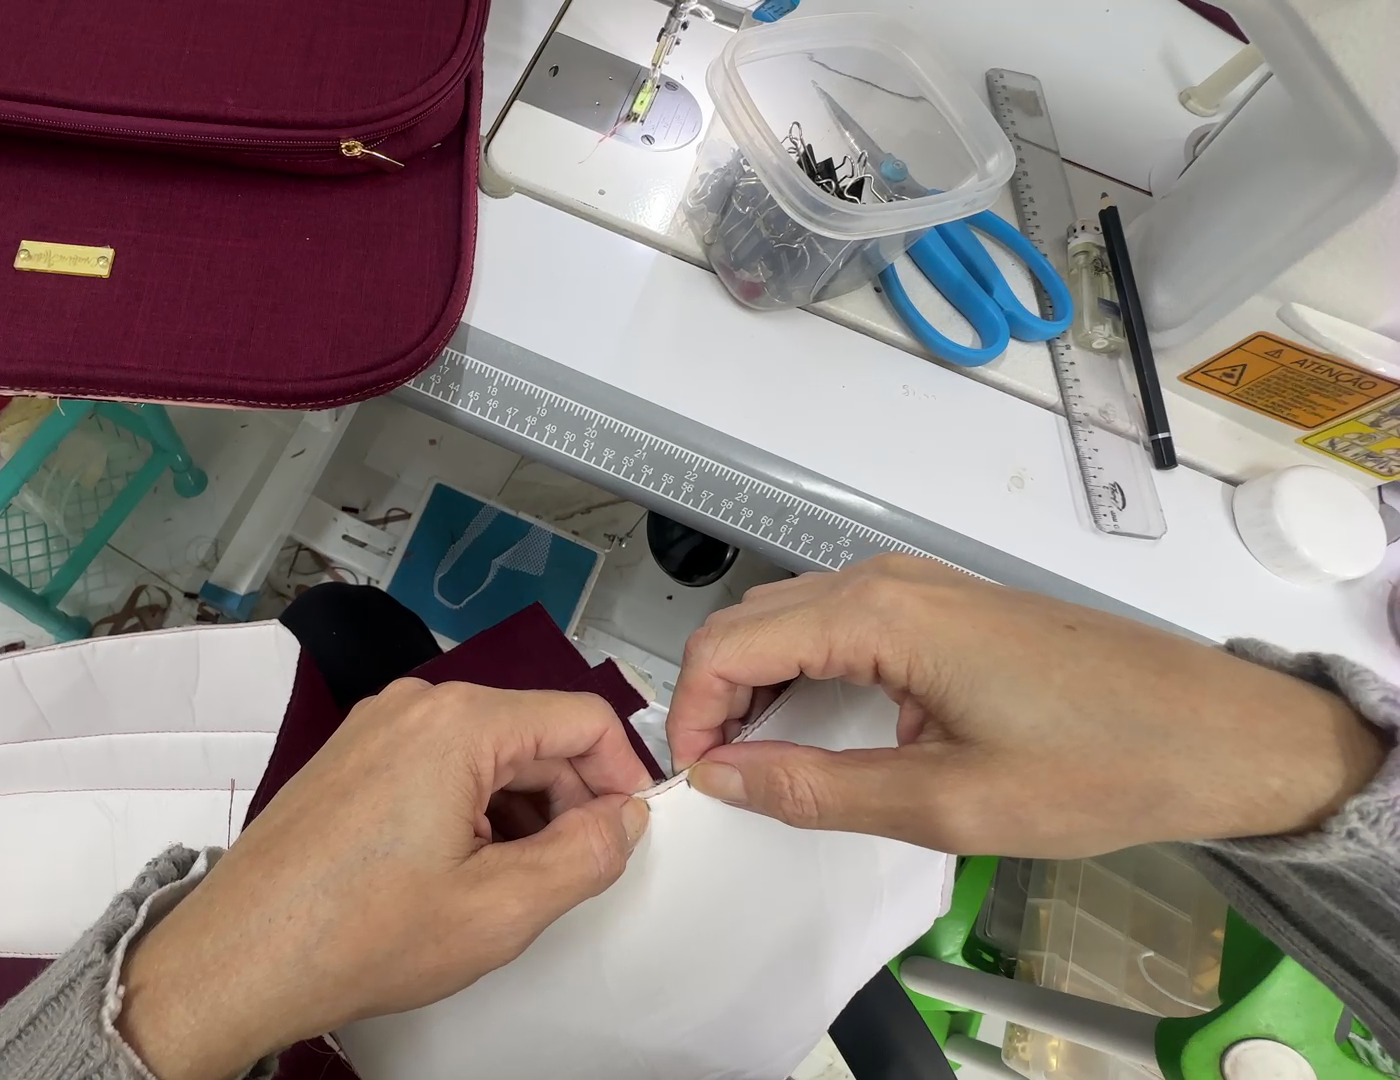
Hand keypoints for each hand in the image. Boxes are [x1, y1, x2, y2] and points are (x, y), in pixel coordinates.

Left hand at [118, 679, 652, 1079]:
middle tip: (563, 874)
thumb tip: (624, 816)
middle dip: (566, 798)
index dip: (621, 773)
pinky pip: (442, 759)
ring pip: (487, 749)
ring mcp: (381, 722)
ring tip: (505, 879)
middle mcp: (418, 702)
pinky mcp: (358, 749)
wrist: (238, 954)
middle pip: (532, 732)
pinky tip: (460, 861)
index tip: (625, 832)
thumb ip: (586, 855)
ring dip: (518, 806)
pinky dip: (472, 802)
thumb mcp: (499, 908)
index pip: (581, 717)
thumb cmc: (360, 933)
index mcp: (459, 721)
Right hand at [669, 555, 1384, 857]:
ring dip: (747, 679)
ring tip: (757, 750)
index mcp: (873, 615)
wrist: (1237, 733)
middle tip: (723, 769)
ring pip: (776, 617)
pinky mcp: (925, 597)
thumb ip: (815, 788)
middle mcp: (874, 579)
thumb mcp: (949, 803)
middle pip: (742, 624)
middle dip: (711, 695)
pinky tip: (808, 716)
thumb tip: (718, 777)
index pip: (727, 647)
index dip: (693, 711)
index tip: (700, 777)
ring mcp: (902, 581)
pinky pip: (819, 619)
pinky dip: (789, 666)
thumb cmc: (1100, 768)